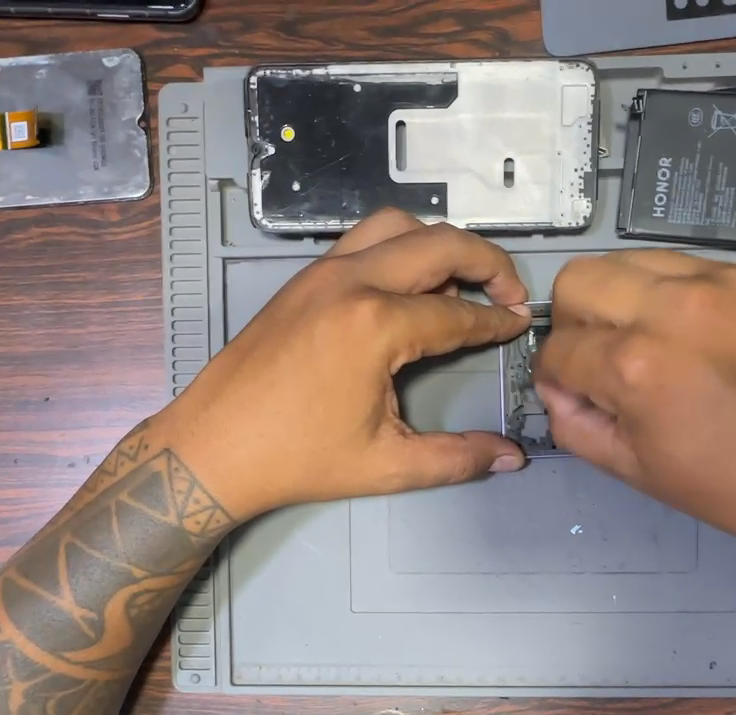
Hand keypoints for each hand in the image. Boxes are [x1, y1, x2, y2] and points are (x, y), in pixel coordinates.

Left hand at [154, 210, 531, 519]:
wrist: (214, 448)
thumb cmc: (298, 459)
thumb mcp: (387, 465)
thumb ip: (458, 459)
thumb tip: (513, 460)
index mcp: (377, 325)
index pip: (458, 312)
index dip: (497, 321)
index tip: (522, 326)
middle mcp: (352, 282)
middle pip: (439, 244)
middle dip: (487, 262)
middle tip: (511, 293)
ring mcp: (321, 273)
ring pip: (396, 226)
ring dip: (439, 243)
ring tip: (462, 279)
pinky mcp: (301, 280)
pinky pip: (362, 240)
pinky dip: (399, 247)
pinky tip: (408, 283)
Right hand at [535, 250, 735, 561]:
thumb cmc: (730, 485)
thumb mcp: (632, 469)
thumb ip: (573, 424)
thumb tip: (559, 388)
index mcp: (635, 366)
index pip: (556, 350)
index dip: (554, 380)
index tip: (576, 397)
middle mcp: (670, 307)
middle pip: (577, 281)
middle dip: (573, 323)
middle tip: (600, 359)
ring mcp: (718, 282)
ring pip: (627, 260)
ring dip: (618, 301)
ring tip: (645, 342)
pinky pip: (683, 267)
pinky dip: (669, 296)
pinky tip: (693, 336)